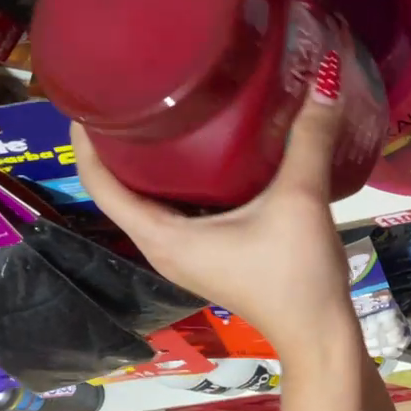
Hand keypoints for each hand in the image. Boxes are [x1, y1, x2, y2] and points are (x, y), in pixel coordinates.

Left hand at [70, 51, 358, 361]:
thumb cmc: (296, 272)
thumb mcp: (300, 200)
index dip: (87, 140)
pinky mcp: (211, 258)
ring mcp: (186, 256)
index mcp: (162, 236)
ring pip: (153, 200)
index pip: (99, 184)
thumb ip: (309, 139)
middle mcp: (163, 247)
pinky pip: (180, 211)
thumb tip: (323, 78)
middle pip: (122, 189)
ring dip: (154, 162)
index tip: (92, 96)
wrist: (320, 332)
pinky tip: (212, 155)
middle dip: (123, 142)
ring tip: (171, 114)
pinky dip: (184, 181)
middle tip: (139, 91)